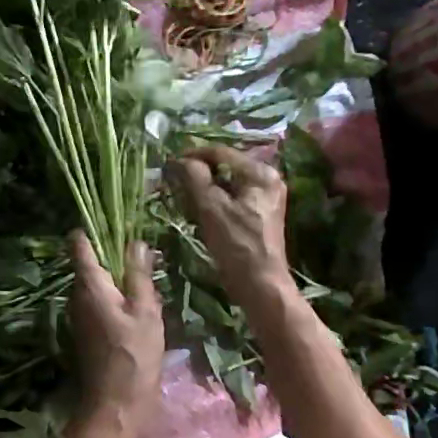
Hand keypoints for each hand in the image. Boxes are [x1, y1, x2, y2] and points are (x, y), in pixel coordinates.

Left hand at [68, 231, 163, 426]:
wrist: (115, 406)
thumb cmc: (134, 355)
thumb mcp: (145, 311)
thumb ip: (139, 275)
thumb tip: (136, 242)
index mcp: (90, 286)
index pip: (80, 245)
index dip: (94, 229)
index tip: (115, 223)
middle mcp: (77, 297)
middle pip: (91, 265)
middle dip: (116, 258)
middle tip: (146, 262)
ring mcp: (79, 316)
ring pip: (98, 285)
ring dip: (119, 282)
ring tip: (148, 289)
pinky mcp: (87, 332)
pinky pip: (100, 303)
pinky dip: (117, 300)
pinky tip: (140, 312)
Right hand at [172, 146, 292, 308]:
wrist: (261, 285)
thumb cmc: (238, 246)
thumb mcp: (212, 209)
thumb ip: (195, 178)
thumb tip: (180, 160)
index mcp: (261, 173)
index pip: (221, 152)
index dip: (192, 155)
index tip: (169, 164)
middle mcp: (268, 179)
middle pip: (226, 166)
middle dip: (199, 173)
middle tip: (174, 182)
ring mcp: (266, 197)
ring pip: (228, 183)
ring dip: (205, 187)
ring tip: (183, 196)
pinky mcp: (260, 214)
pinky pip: (234, 198)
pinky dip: (216, 200)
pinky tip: (199, 210)